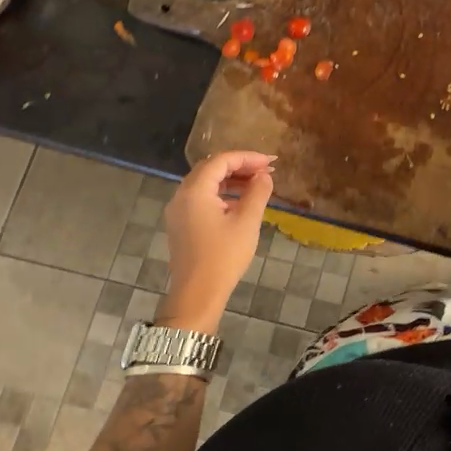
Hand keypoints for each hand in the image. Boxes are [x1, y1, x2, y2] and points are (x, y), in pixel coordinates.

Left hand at [157, 151, 274, 333]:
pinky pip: (202, 199)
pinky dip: (222, 194)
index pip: (220, 161)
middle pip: (210, 169)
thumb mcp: (247, 222)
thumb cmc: (224, 256)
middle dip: (239, 166)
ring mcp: (179, 212)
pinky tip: (241, 203)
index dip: (247, 157)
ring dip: (231, 180)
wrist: (198, 293)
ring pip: (206, 184)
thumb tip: (264, 176)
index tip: (271, 163)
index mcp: (195, 192)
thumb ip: (257, 193)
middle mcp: (181, 196)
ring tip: (257, 185)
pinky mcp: (182, 225)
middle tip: (265, 171)